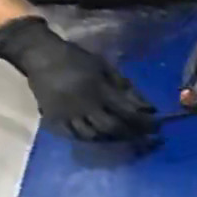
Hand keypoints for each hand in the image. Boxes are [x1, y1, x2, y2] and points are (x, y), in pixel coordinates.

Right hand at [0, 16, 156, 141]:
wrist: (39, 54)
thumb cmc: (76, 59)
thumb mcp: (105, 67)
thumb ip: (126, 88)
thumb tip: (149, 108)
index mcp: (98, 88)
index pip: (127, 112)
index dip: (144, 123)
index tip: (157, 129)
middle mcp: (84, 104)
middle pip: (113, 128)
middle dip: (132, 136)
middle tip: (145, 140)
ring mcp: (68, 113)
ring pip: (94, 135)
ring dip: (113, 141)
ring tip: (126, 140)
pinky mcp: (55, 118)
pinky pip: (75, 136)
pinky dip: (91, 140)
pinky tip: (102, 140)